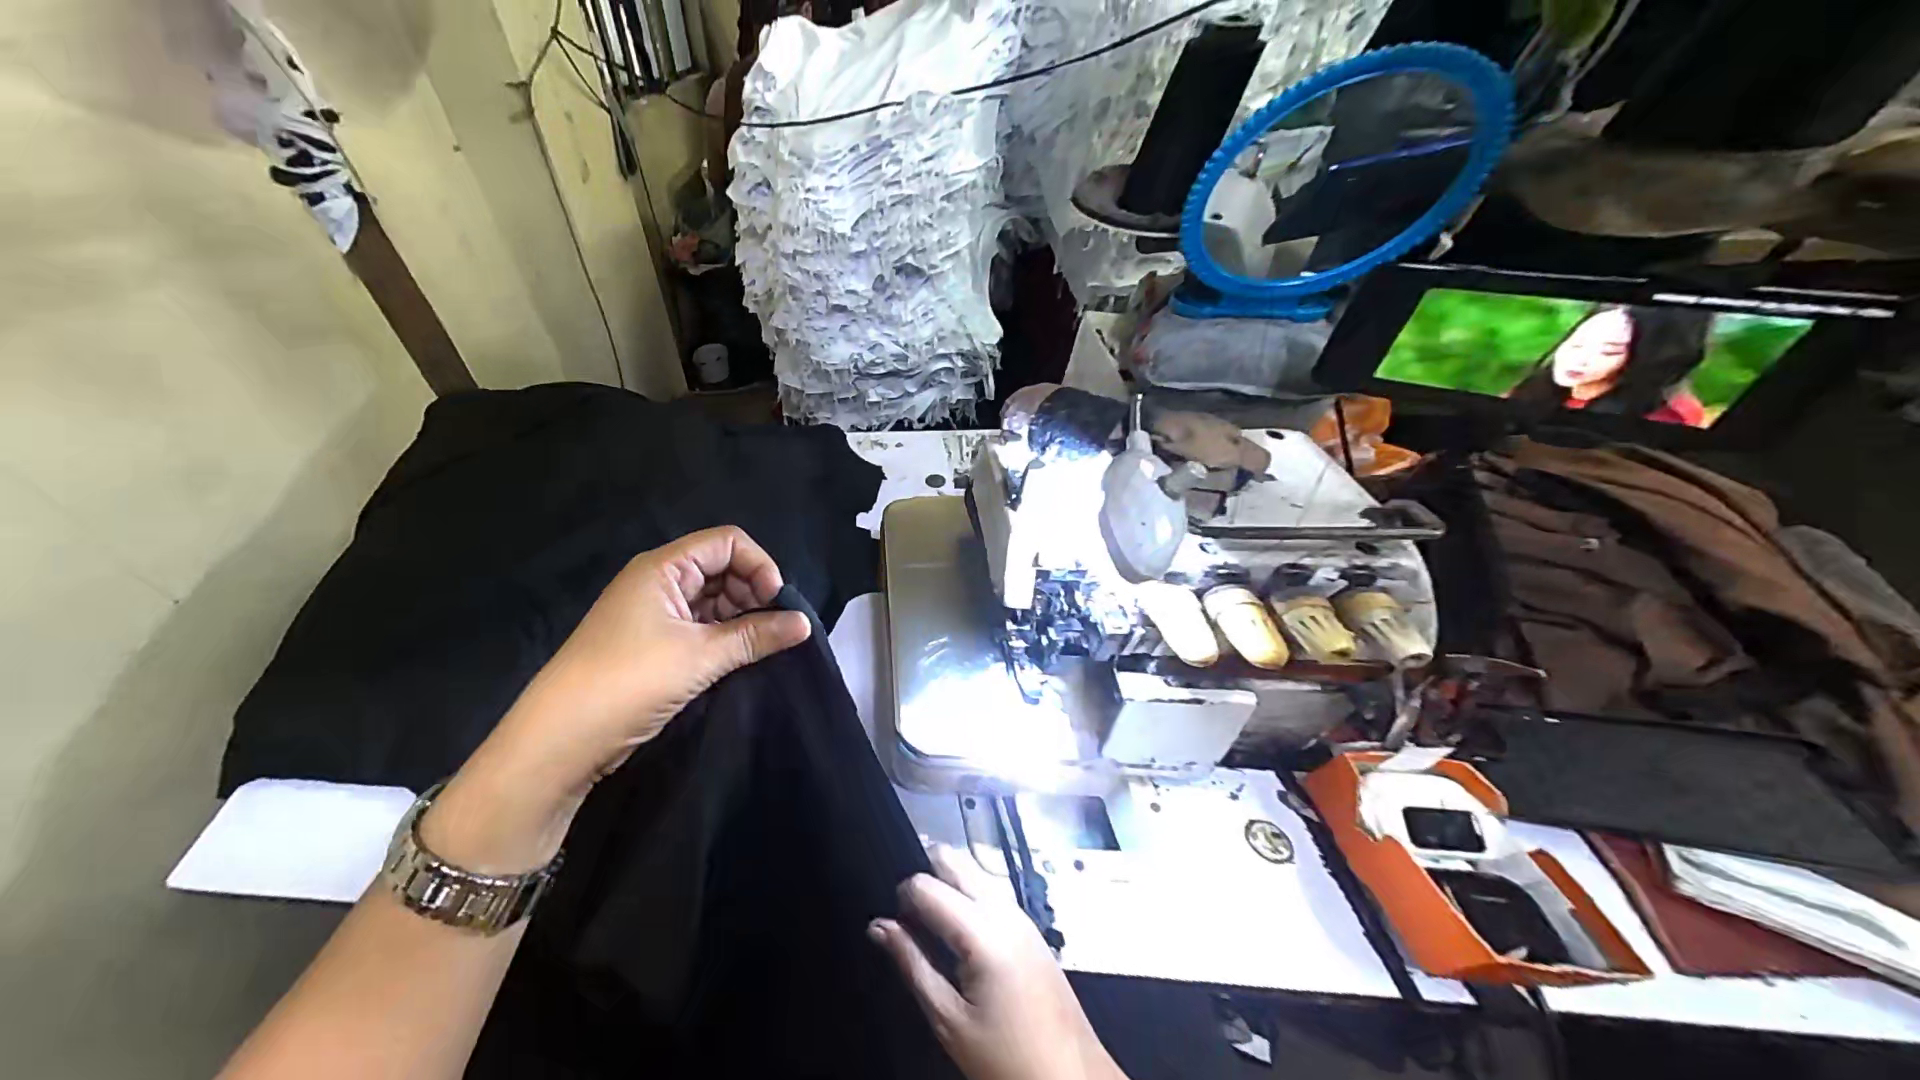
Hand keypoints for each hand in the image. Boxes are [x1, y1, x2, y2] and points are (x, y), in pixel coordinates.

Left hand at [422, 527, 811, 872]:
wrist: (559, 741)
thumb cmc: (629, 682)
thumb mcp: (700, 656)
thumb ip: (757, 635)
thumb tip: (804, 624)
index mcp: (663, 568)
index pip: (727, 542)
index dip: (758, 565)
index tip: (778, 602)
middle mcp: (658, 581)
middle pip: (722, 567)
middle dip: (753, 592)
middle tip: (772, 628)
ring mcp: (654, 612)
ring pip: (713, 598)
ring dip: (741, 616)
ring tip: (759, 646)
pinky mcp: (653, 642)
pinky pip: (700, 624)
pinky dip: (724, 635)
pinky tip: (740, 655)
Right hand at [869, 845, 1124, 1079]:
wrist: (1071, 1075)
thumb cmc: (1005, 1057)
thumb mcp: (948, 1019)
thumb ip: (912, 964)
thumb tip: (878, 926)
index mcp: (982, 930)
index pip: (926, 884)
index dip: (901, 898)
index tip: (893, 926)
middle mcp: (1003, 909)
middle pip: (953, 859)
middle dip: (924, 876)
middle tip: (908, 919)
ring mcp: (1020, 913)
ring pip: (973, 870)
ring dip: (946, 884)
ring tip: (929, 928)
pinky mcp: (1029, 925)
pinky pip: (990, 890)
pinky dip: (967, 895)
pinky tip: (957, 935)